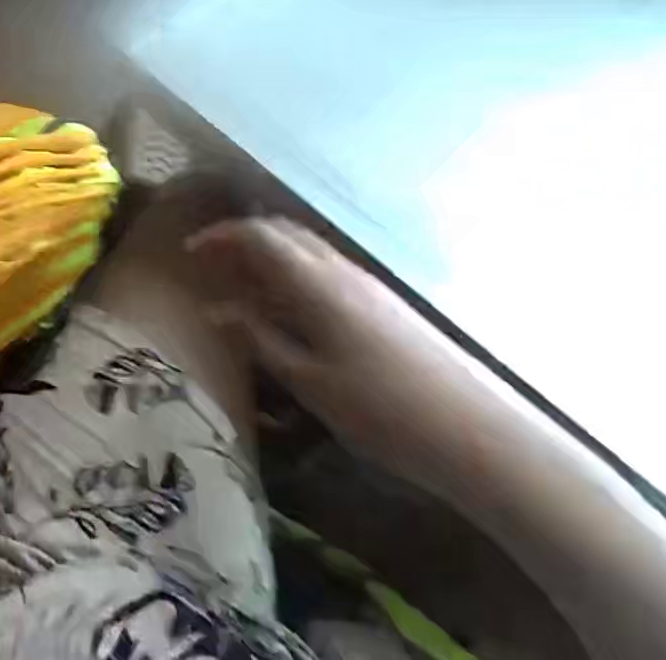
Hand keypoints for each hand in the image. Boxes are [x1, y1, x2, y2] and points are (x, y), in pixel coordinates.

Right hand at [187, 216, 500, 476]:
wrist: (473, 432)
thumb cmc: (380, 411)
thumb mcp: (308, 381)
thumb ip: (260, 337)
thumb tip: (218, 310)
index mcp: (317, 283)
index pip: (260, 236)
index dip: (221, 236)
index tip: (191, 251)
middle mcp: (341, 270)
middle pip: (285, 232)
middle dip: (244, 239)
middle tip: (214, 264)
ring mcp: (367, 283)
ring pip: (307, 249)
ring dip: (270, 255)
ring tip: (243, 287)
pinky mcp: (382, 302)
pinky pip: (326, 269)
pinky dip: (295, 274)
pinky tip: (289, 310)